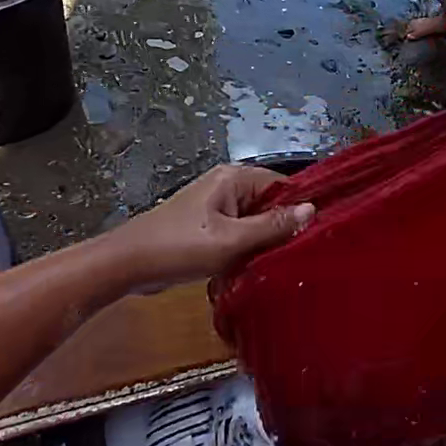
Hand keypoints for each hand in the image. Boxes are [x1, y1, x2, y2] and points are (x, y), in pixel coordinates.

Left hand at [109, 164, 314, 289]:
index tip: (318, 234)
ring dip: (265, 242)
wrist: (127, 264)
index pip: (282, 185)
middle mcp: (226, 186)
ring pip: (255, 222)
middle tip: (303, 255)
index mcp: (233, 178)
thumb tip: (312, 209)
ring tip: (283, 264)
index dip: (299, 208)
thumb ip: (272, 226)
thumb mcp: (232, 239)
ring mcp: (215, 207)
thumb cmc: (179, 247)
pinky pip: (239, 234)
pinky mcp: (208, 227)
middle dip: (283, 228)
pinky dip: (247, 249)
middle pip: (269, 203)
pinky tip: (257, 267)